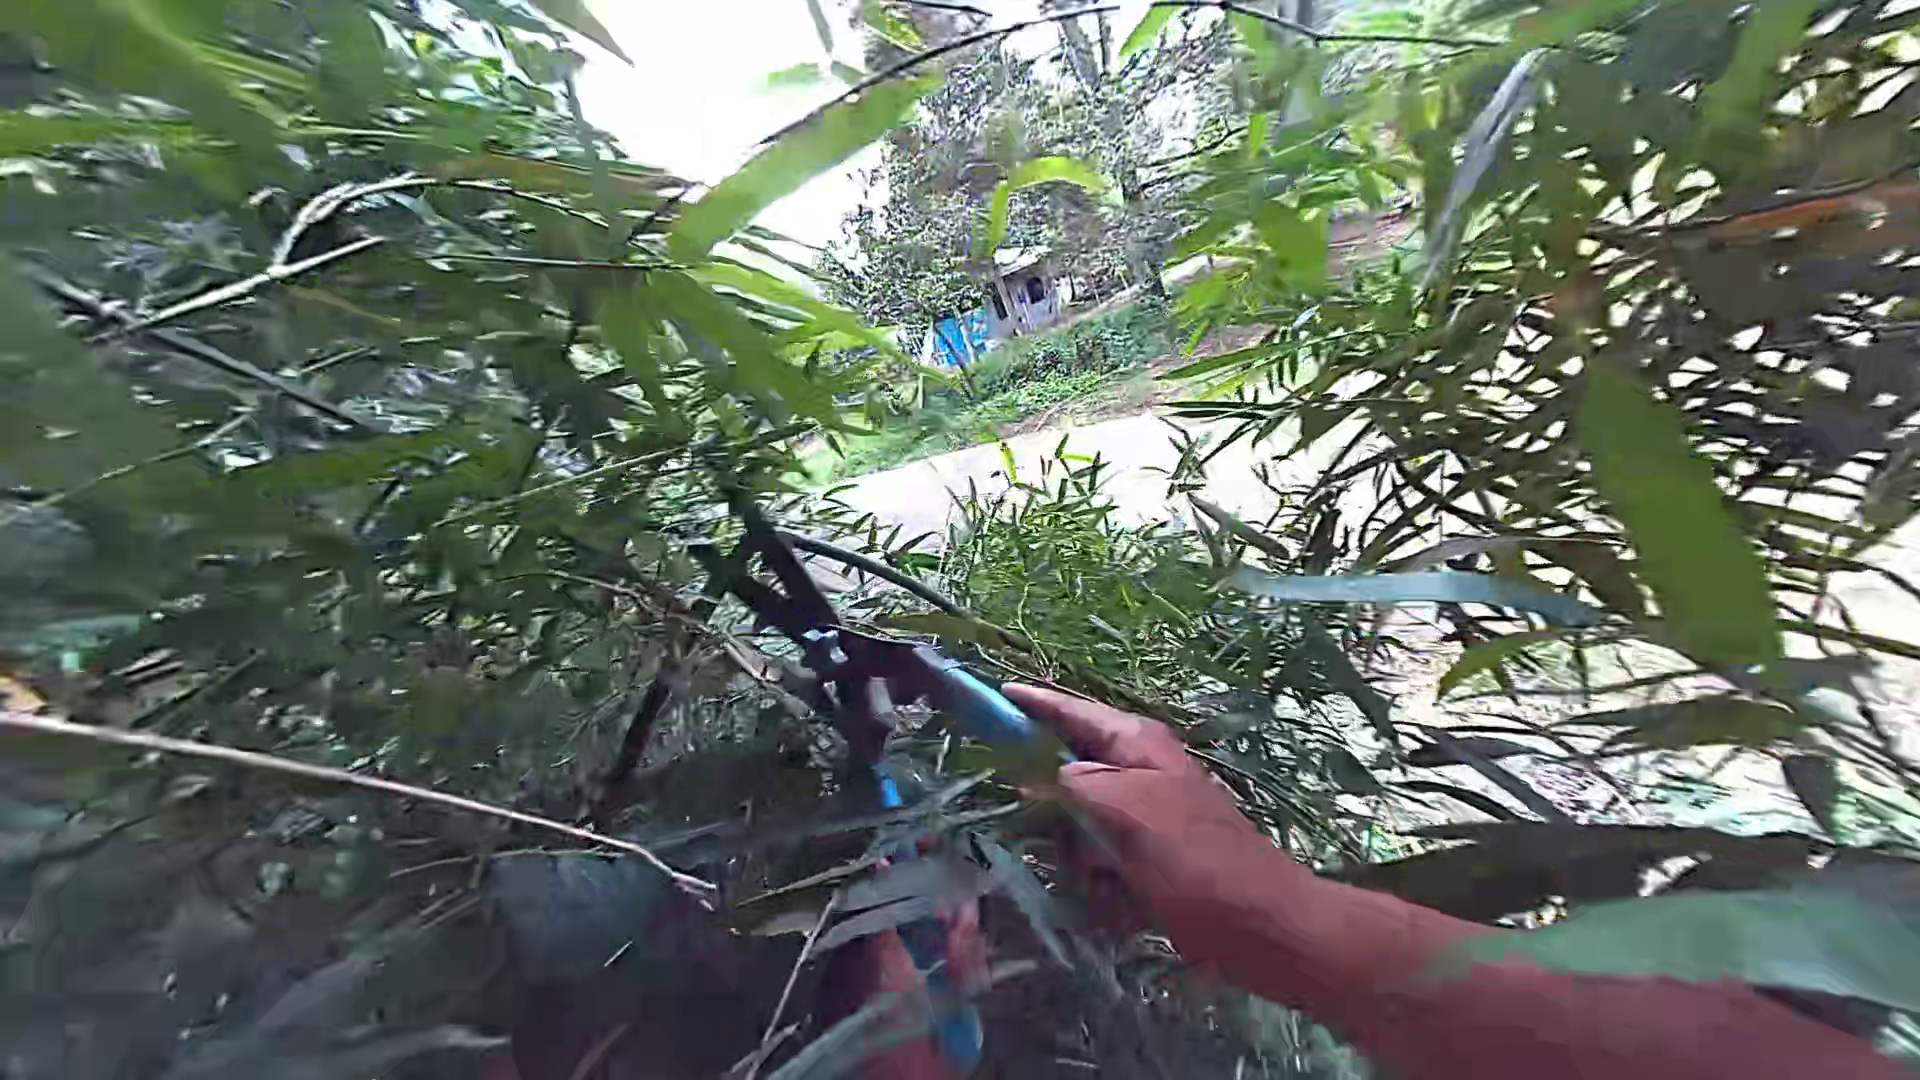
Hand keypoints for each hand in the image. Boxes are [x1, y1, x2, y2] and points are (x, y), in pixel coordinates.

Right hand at [1002, 685, 1275, 923]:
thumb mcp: (1127, 811)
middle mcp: (1134, 764)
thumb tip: (1029, 779)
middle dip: (1049, 795)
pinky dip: (1093, 866)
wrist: (1263, 924)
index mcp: (1134, 741)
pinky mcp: (1141, 844)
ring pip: (1076, 809)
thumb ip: (1072, 786)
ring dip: (1074, 842)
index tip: (996, 693)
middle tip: (1038, 821)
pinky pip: (1095, 844)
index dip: (1033, 702)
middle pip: (1067, 761)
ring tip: (1097, 870)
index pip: (1071, 709)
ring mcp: (1138, 805)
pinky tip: (1113, 891)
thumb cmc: (1195, 859)